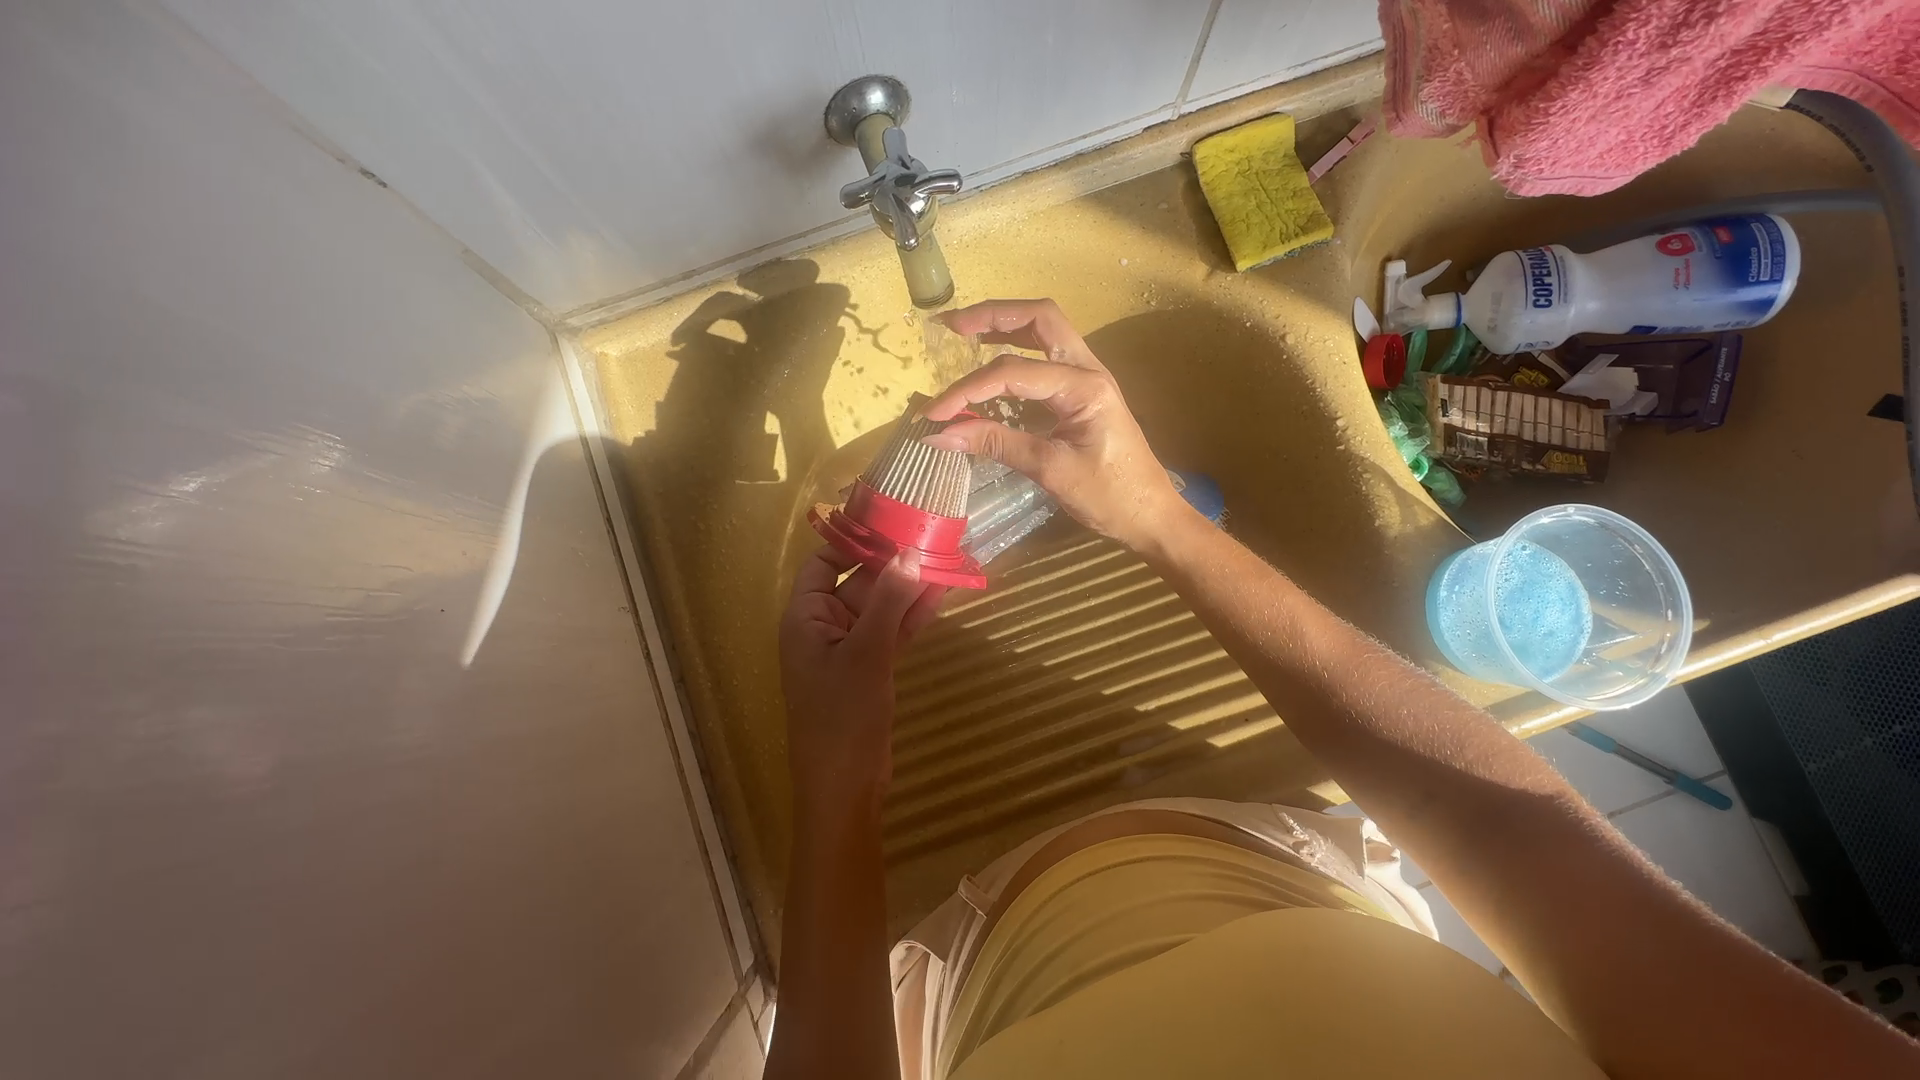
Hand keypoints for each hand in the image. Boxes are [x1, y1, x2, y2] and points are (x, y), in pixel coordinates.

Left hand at [780, 545, 945, 824]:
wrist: (844, 787)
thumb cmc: (842, 717)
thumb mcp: (866, 654)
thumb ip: (888, 602)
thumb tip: (909, 553)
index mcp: (805, 618)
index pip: (822, 562)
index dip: (852, 540)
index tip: (887, 518)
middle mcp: (824, 627)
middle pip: (858, 582)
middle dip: (893, 563)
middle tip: (931, 534)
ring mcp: (849, 649)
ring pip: (881, 607)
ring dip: (909, 587)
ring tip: (947, 557)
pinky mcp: (871, 669)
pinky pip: (892, 632)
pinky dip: (912, 616)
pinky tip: (942, 593)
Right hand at [920, 299, 1189, 551]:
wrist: (1152, 517)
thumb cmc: (1110, 497)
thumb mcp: (1050, 470)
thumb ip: (996, 444)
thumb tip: (938, 435)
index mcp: (1084, 387)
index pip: (1013, 372)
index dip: (967, 389)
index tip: (932, 414)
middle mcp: (1088, 370)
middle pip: (1039, 319)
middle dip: (992, 316)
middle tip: (951, 327)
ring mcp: (1088, 379)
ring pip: (1045, 331)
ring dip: (1006, 326)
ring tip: (965, 334)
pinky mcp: (1083, 394)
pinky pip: (1047, 357)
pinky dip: (1017, 351)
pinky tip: (992, 367)